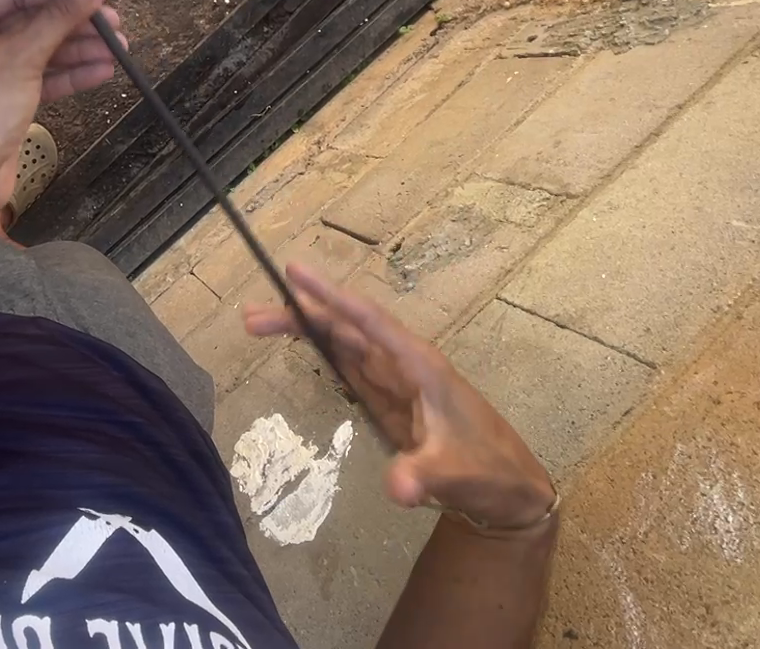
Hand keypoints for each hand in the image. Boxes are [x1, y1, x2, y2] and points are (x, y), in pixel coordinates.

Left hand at [0, 0, 123, 213]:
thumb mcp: (22, 55)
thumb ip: (61, 16)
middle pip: (31, 21)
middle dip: (73, 24)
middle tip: (110, 22)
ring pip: (40, 51)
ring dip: (78, 50)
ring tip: (116, 48)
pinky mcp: (4, 101)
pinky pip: (41, 78)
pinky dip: (69, 75)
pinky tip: (100, 70)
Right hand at [244, 264, 555, 529]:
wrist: (509, 487)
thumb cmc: (487, 471)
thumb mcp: (456, 475)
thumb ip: (424, 476)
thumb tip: (395, 488)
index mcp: (417, 364)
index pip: (366, 321)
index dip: (330, 296)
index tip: (294, 271)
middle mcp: (400, 361)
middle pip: (344, 327)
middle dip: (300, 315)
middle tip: (251, 318)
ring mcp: (391, 377)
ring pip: (340, 341)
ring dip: (303, 329)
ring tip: (257, 323)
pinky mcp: (385, 394)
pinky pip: (346, 361)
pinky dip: (319, 347)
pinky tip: (297, 339)